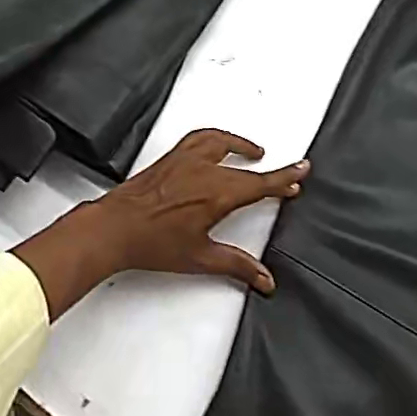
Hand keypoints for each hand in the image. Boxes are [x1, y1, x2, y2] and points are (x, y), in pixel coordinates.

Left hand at [12, 129, 308, 319]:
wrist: (115, 228)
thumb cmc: (151, 241)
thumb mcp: (200, 257)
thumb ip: (236, 265)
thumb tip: (263, 277)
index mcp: (215, 193)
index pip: (259, 184)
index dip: (283, 177)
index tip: (301, 169)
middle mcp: (203, 169)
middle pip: (245, 163)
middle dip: (269, 168)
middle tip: (284, 174)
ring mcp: (185, 158)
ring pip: (221, 140)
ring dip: (240, 144)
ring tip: (253, 150)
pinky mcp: (171, 156)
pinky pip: (199, 137)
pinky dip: (214, 137)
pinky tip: (214, 143)